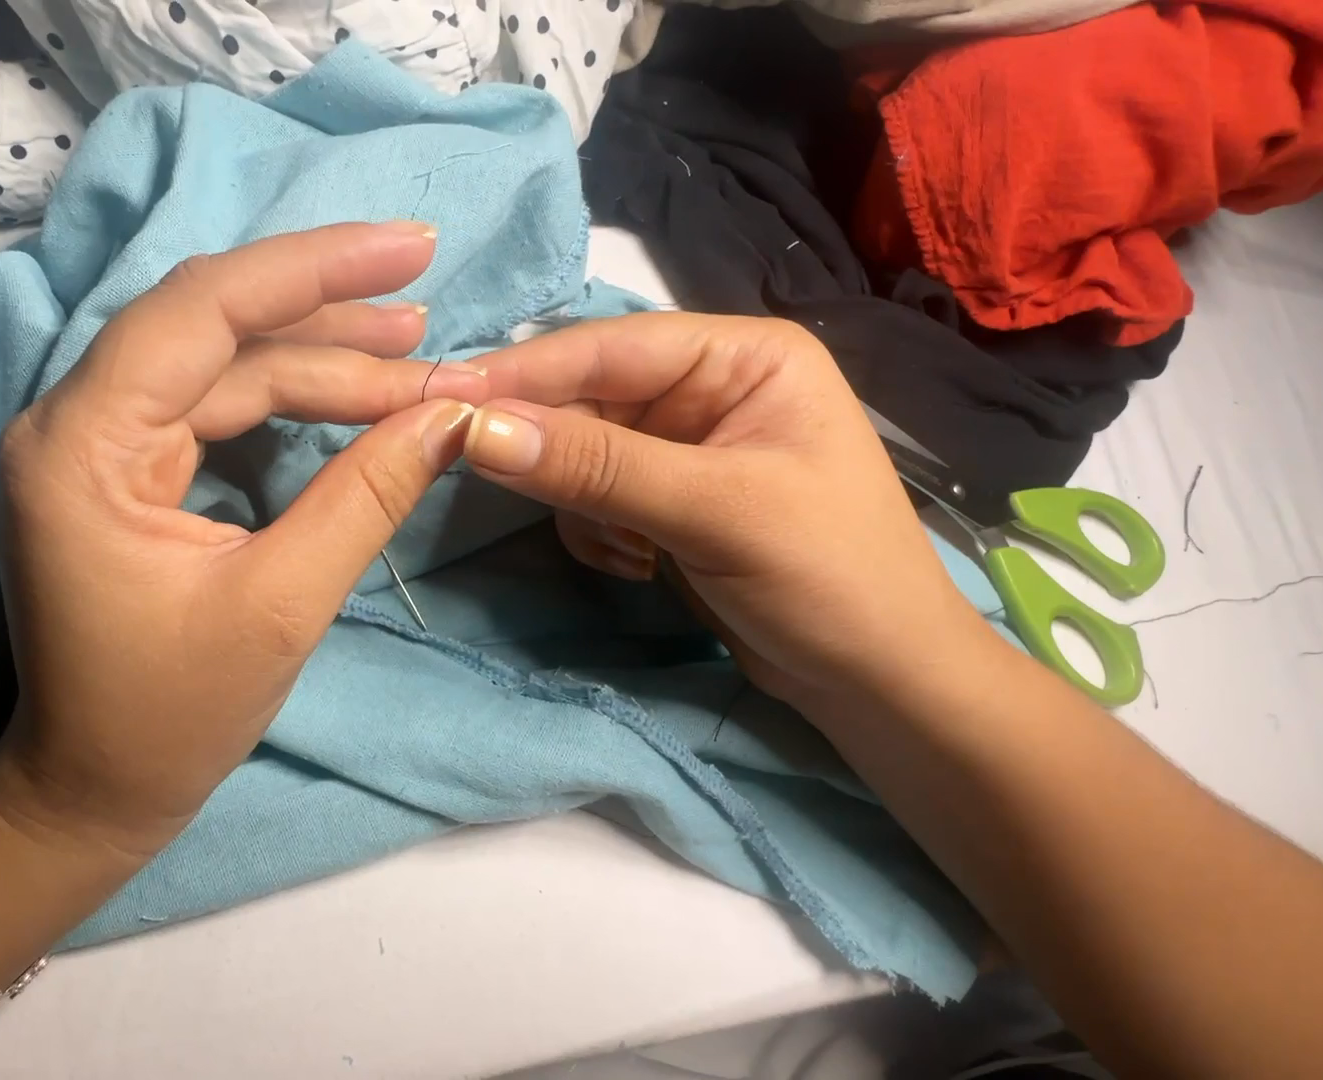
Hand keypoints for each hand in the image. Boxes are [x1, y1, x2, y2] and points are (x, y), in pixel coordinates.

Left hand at [0, 223, 485, 863]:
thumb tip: (454, 416)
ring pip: (222, 364)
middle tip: (429, 316)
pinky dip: (291, 398)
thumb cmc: (172, 716)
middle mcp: (75, 421)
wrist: (92, 790)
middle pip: (216, 328)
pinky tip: (355, 392)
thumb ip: (368, 494)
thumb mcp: (284, 604)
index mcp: (85, 445)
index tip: (411, 248)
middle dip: (330, 317)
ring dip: (320, 357)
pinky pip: (216, 405)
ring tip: (414, 349)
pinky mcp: (126, 469)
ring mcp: (97, 443)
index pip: (203, 311)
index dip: (314, 270)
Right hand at [464, 313, 991, 711]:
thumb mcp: (715, 511)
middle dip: (550, 444)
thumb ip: (596, 465)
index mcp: (741, 357)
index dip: (528, 369)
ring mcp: (683, 448)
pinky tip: (636, 565)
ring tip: (626, 550)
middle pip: (589, 396)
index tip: (447, 392)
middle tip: (484, 471)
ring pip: (579, 450)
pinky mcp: (664, 501)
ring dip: (579, 500)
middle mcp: (707, 389)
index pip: (613, 346)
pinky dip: (594, 530)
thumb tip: (479, 429)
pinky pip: (591, 496)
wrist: (875, 681)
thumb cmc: (828, 577)